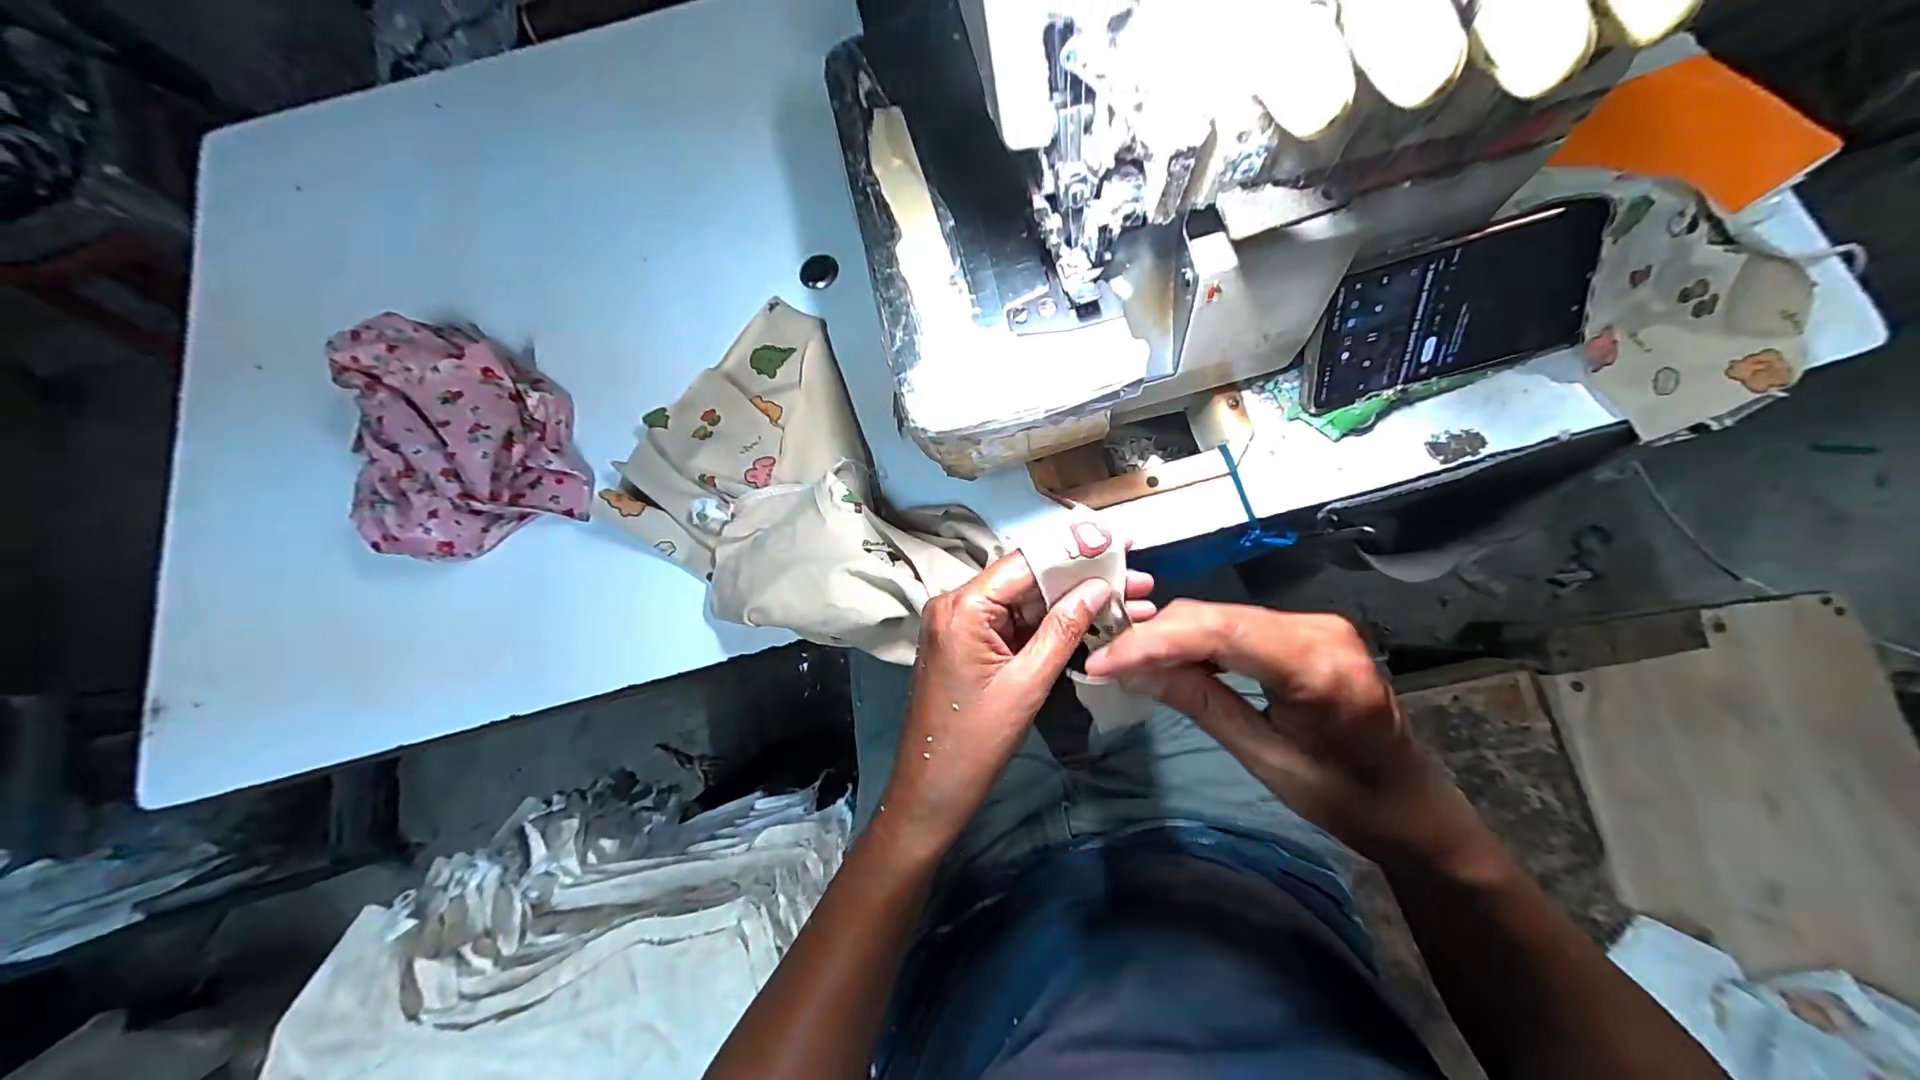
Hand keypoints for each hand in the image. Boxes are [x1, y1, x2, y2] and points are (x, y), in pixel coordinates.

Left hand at [873, 553, 1156, 859]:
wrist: (931, 789)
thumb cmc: (975, 742)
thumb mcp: (1027, 683)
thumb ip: (1062, 629)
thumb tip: (1098, 586)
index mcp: (963, 607)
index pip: (1026, 562)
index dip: (1075, 549)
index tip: (1118, 541)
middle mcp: (956, 603)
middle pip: (1027, 578)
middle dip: (1081, 578)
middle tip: (1134, 577)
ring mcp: (960, 622)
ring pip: (1025, 600)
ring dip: (1072, 601)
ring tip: (1127, 598)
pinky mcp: (969, 641)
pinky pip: (1014, 621)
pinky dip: (1050, 623)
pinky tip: (1091, 620)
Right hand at [1084, 600, 1489, 868]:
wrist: (1413, 807)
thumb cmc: (1346, 799)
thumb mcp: (1265, 758)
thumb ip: (1200, 702)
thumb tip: (1133, 670)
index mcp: (1317, 666)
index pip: (1217, 631)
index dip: (1151, 641)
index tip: (1102, 661)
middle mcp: (1319, 628)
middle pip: (1215, 616)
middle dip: (1154, 637)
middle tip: (1107, 664)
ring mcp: (1317, 624)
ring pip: (1221, 616)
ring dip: (1172, 637)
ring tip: (1129, 663)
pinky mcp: (1309, 631)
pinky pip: (1239, 625)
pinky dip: (1200, 641)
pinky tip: (1172, 659)